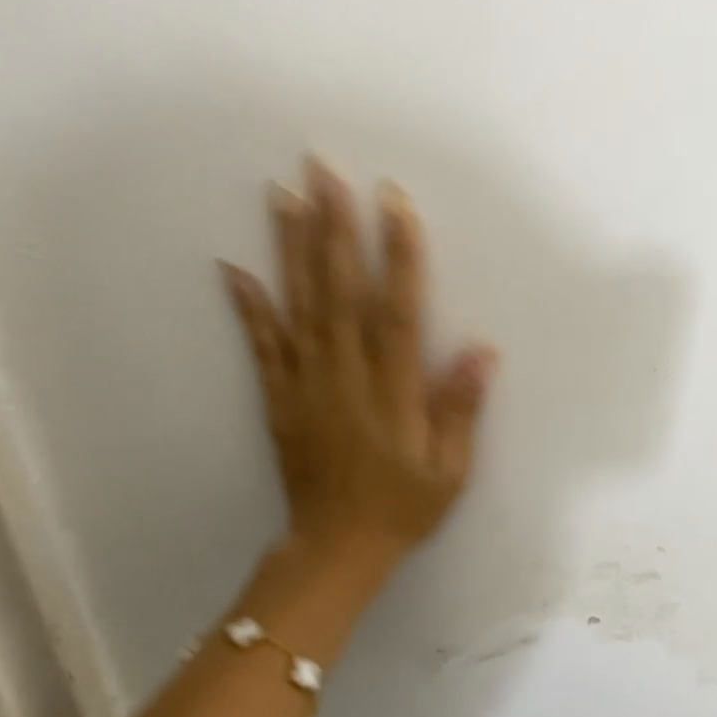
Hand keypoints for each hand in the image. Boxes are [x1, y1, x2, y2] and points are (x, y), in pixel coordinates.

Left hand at [219, 159, 496, 572]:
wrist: (336, 549)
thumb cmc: (402, 510)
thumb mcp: (449, 472)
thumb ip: (460, 410)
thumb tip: (482, 351)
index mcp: (393, 394)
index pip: (398, 312)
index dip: (399, 256)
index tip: (395, 202)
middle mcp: (347, 379)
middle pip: (341, 293)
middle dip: (335, 228)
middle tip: (323, 168)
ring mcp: (307, 386)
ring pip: (300, 307)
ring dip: (292, 248)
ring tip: (284, 192)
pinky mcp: (279, 400)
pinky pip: (263, 348)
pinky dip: (248, 308)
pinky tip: (234, 268)